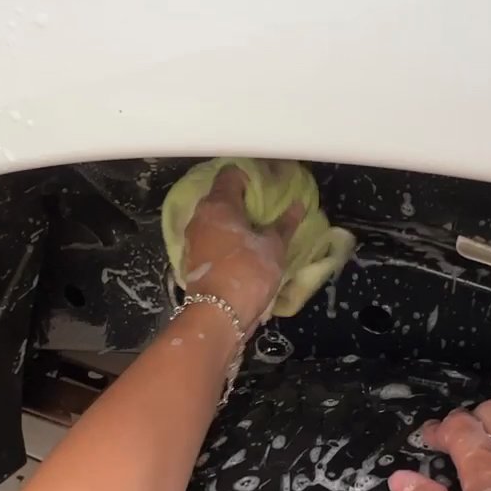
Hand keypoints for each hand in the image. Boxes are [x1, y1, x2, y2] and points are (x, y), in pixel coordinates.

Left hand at [182, 163, 301, 325]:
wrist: (218, 315)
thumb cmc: (247, 273)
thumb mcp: (273, 248)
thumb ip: (284, 225)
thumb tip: (297, 206)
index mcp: (218, 205)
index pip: (230, 175)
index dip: (249, 175)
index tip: (266, 185)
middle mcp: (200, 218)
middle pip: (220, 197)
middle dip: (242, 200)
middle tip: (266, 208)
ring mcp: (193, 240)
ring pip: (215, 221)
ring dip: (233, 223)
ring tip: (257, 230)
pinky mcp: (194, 261)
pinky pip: (212, 241)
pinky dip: (226, 241)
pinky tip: (243, 250)